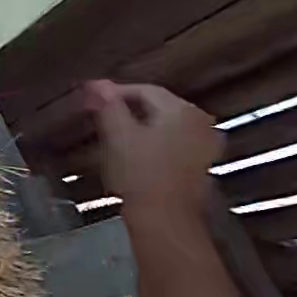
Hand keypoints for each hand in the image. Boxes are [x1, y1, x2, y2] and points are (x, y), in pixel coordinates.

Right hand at [82, 80, 223, 214]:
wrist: (164, 214)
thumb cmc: (138, 171)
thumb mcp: (117, 136)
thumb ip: (108, 106)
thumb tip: (96, 83)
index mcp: (181, 110)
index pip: (144, 90)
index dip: (115, 92)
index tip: (91, 100)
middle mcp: (200, 120)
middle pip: (158, 105)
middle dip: (128, 108)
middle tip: (100, 117)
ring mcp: (205, 141)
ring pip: (167, 123)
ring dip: (141, 124)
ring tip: (116, 134)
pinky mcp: (202, 161)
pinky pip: (175, 139)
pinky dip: (155, 139)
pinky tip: (138, 151)